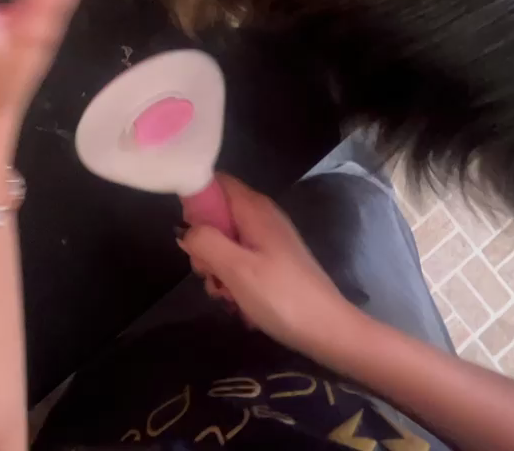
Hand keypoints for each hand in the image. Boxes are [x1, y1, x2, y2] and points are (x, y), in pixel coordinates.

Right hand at [178, 174, 361, 356]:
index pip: (216, 183)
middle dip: (204, 244)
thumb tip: (185, 230)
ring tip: (226, 294)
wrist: (328, 330)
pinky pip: (240, 259)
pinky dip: (233, 278)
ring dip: (217, 268)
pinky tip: (239, 302)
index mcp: (254, 207)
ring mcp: (268, 239)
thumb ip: (205, 242)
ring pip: (226, 242)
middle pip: (217, 216)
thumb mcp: (236, 269)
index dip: (196, 202)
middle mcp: (261, 216)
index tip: (190, 235)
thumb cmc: (281, 296)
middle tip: (209, 273)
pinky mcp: (273, 260)